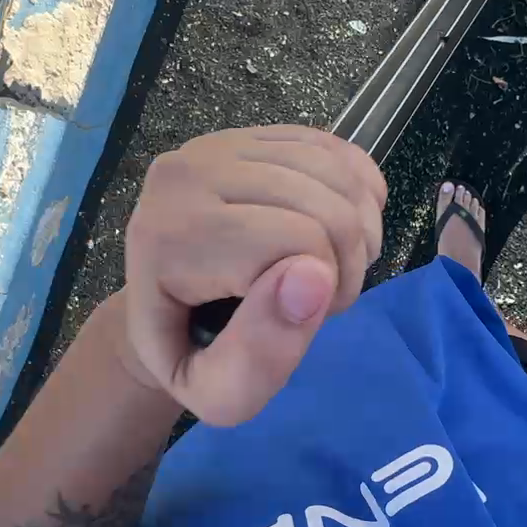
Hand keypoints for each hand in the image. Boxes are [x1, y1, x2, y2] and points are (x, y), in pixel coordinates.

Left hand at [121, 125, 385, 425]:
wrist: (166, 307)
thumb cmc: (194, 356)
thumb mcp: (220, 393)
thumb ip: (259, 355)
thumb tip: (314, 276)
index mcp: (169, 238)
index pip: (299, 241)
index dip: (326, 291)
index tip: (305, 323)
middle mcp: (187, 173)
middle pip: (325, 204)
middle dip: (347, 263)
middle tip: (322, 301)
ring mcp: (218, 143)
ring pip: (337, 173)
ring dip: (358, 231)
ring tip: (329, 269)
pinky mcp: (250, 133)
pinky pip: (335, 149)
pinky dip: (360, 194)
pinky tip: (342, 229)